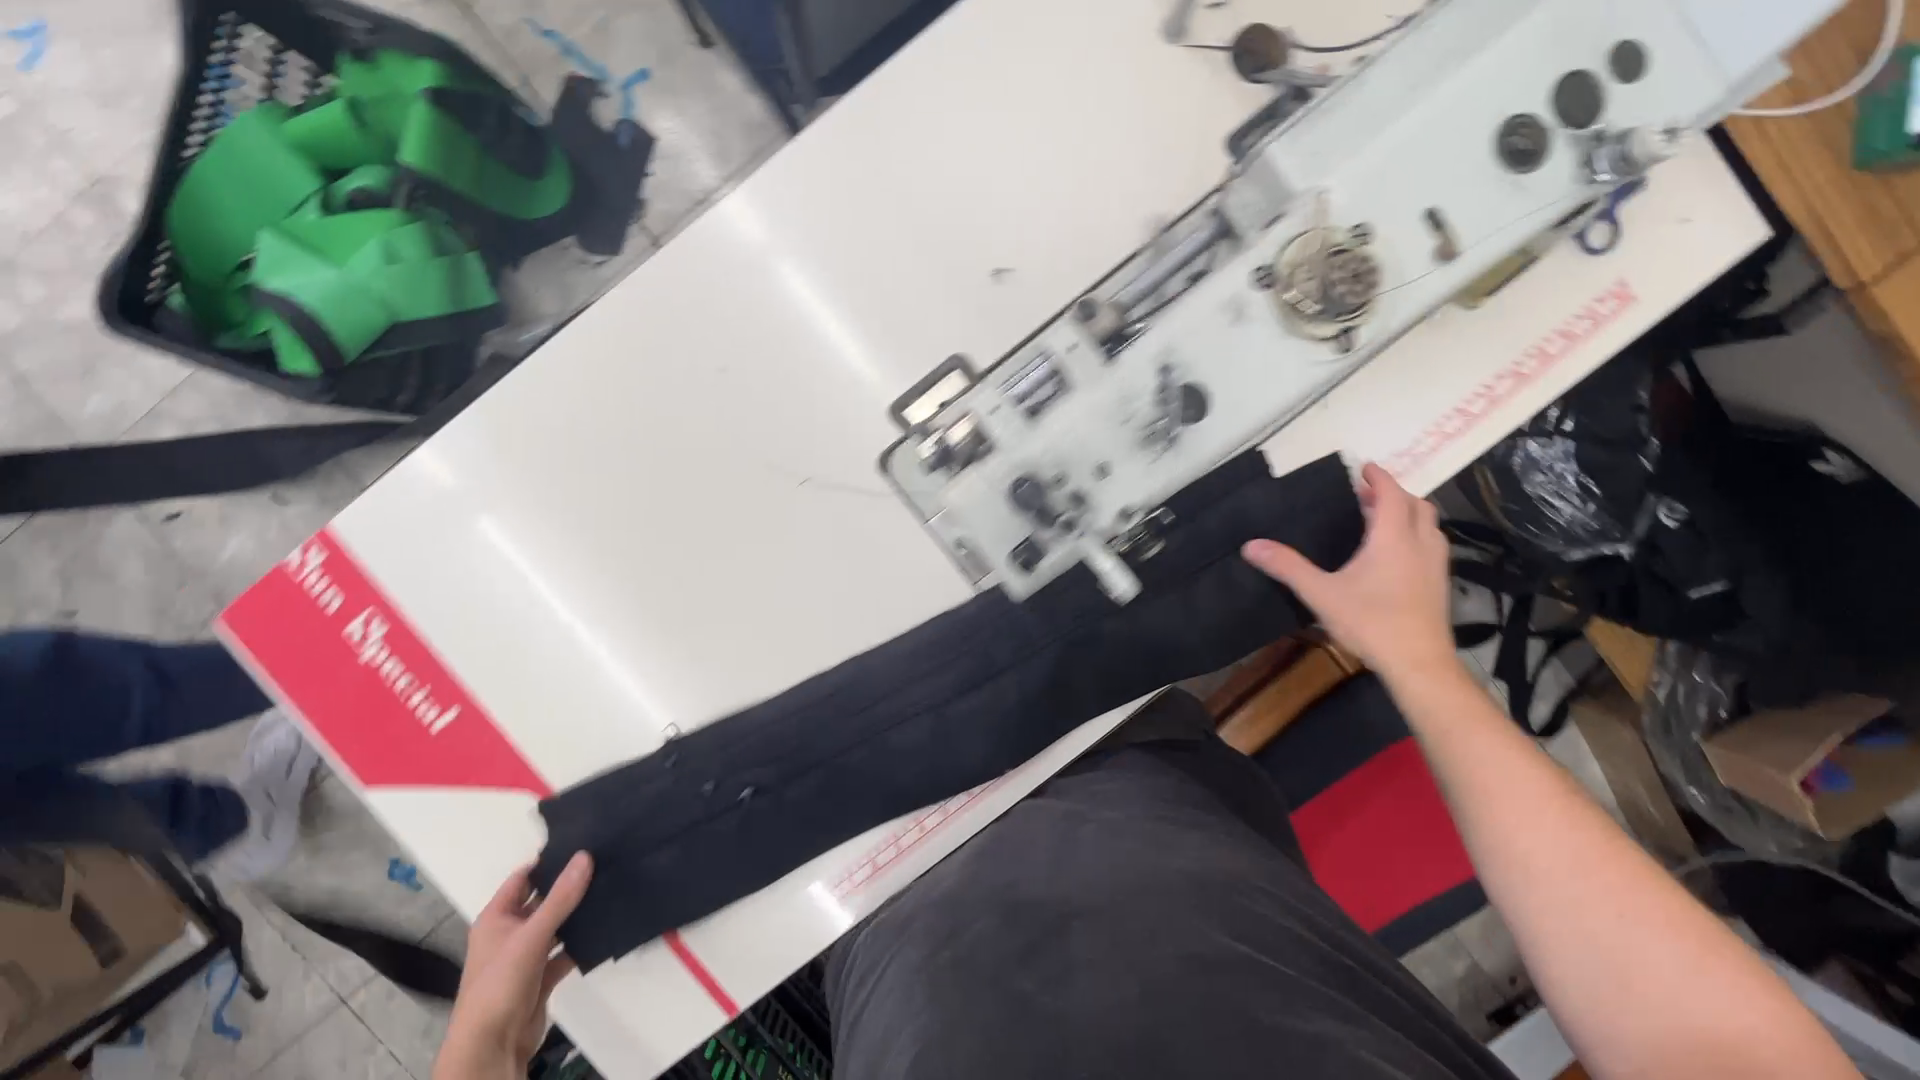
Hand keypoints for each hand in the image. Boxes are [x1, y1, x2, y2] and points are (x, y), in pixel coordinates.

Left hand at [434, 853, 592, 1079]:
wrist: (492, 1046)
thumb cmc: (500, 984)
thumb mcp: (531, 936)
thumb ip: (560, 898)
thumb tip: (585, 856)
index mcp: (496, 918)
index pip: (523, 879)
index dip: (548, 862)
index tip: (581, 845)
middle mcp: (509, 933)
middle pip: (542, 901)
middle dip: (569, 887)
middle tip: (605, 865)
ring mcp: (526, 956)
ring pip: (556, 927)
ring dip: (578, 916)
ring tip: (611, 891)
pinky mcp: (541, 977)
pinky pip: (564, 953)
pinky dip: (581, 944)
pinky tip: (605, 930)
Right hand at [1242, 463, 1456, 684]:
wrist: (1418, 663)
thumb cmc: (1371, 623)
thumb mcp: (1321, 594)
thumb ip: (1287, 567)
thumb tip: (1251, 545)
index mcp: (1393, 538)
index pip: (1390, 494)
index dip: (1378, 477)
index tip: (1364, 467)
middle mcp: (1420, 544)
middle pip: (1416, 505)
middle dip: (1394, 494)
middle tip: (1368, 495)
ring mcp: (1435, 566)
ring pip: (1429, 526)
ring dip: (1408, 515)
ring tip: (1382, 521)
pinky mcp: (1439, 585)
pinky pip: (1431, 546)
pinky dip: (1415, 537)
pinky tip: (1397, 556)